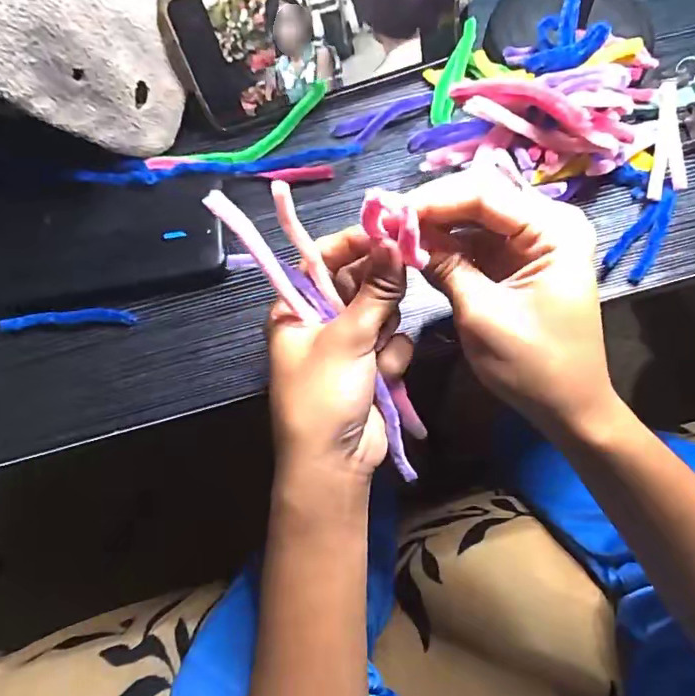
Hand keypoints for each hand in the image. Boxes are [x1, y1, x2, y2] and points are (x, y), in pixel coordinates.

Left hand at [267, 243, 410, 484]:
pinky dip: (392, 359)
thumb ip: (376, 290)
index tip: (391, 232)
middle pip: (359, 282)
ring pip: (383, 312)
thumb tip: (394, 241)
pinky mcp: (371, 366)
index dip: (356, 243)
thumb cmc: (324, 395)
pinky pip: (393, 343)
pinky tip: (384, 379)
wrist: (334, 464)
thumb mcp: (347, 338)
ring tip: (375, 356)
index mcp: (296, 308)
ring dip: (385, 333)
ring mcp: (348, 344)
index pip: (323, 258)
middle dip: (378, 294)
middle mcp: (320, 321)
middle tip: (399, 287)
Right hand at [407, 171, 618, 435]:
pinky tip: (420, 248)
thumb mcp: (481, 314)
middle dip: (433, 209)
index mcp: (555, 230)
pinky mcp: (523, 260)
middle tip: (387, 222)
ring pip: (477, 217)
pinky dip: (451, 245)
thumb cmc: (532, 366)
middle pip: (482, 198)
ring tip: (395, 233)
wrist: (569, 406)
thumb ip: (445, 267)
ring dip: (438, 225)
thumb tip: (403, 233)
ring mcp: (537, 241)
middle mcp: (551, 223)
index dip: (433, 200)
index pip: (485, 194)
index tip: (389, 214)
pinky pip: (481, 241)